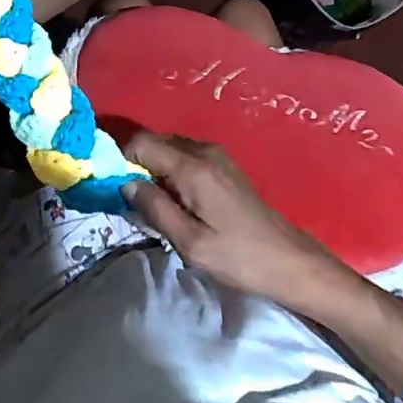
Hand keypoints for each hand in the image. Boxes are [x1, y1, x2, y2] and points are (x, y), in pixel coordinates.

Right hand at [122, 132, 359, 315]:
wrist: (291, 261)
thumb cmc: (240, 257)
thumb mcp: (190, 242)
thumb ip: (155, 209)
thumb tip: (125, 183)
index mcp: (193, 167)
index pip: (142, 142)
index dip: (120, 158)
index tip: (111, 185)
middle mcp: (204, 151)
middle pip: (155, 141)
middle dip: (134, 163)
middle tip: (126, 197)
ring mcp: (217, 156)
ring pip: (169, 148)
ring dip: (152, 167)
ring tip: (148, 202)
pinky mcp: (224, 166)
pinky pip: (185, 157)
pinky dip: (169, 170)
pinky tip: (172, 199)